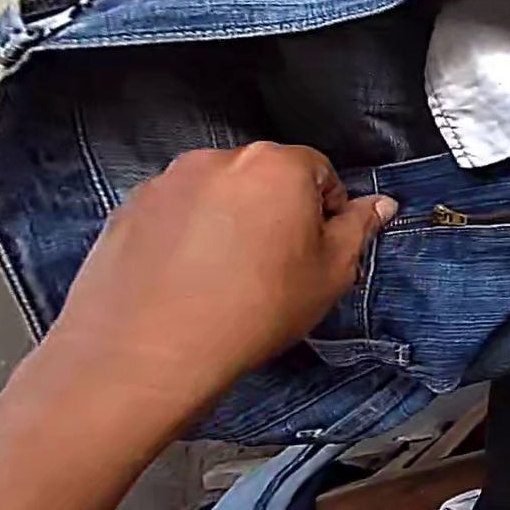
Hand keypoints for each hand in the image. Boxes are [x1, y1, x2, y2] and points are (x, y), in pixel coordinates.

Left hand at [32, 142, 395, 420]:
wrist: (151, 350)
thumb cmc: (257, 307)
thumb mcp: (332, 272)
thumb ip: (358, 228)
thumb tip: (381, 204)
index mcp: (278, 166)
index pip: (321, 170)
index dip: (329, 208)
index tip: (323, 244)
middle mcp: (220, 159)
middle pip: (268, 175)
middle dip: (282, 208)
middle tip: (283, 260)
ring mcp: (168, 180)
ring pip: (223, 191)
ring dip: (237, 218)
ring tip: (234, 272)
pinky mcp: (128, 207)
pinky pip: (180, 210)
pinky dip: (194, 231)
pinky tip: (195, 275)